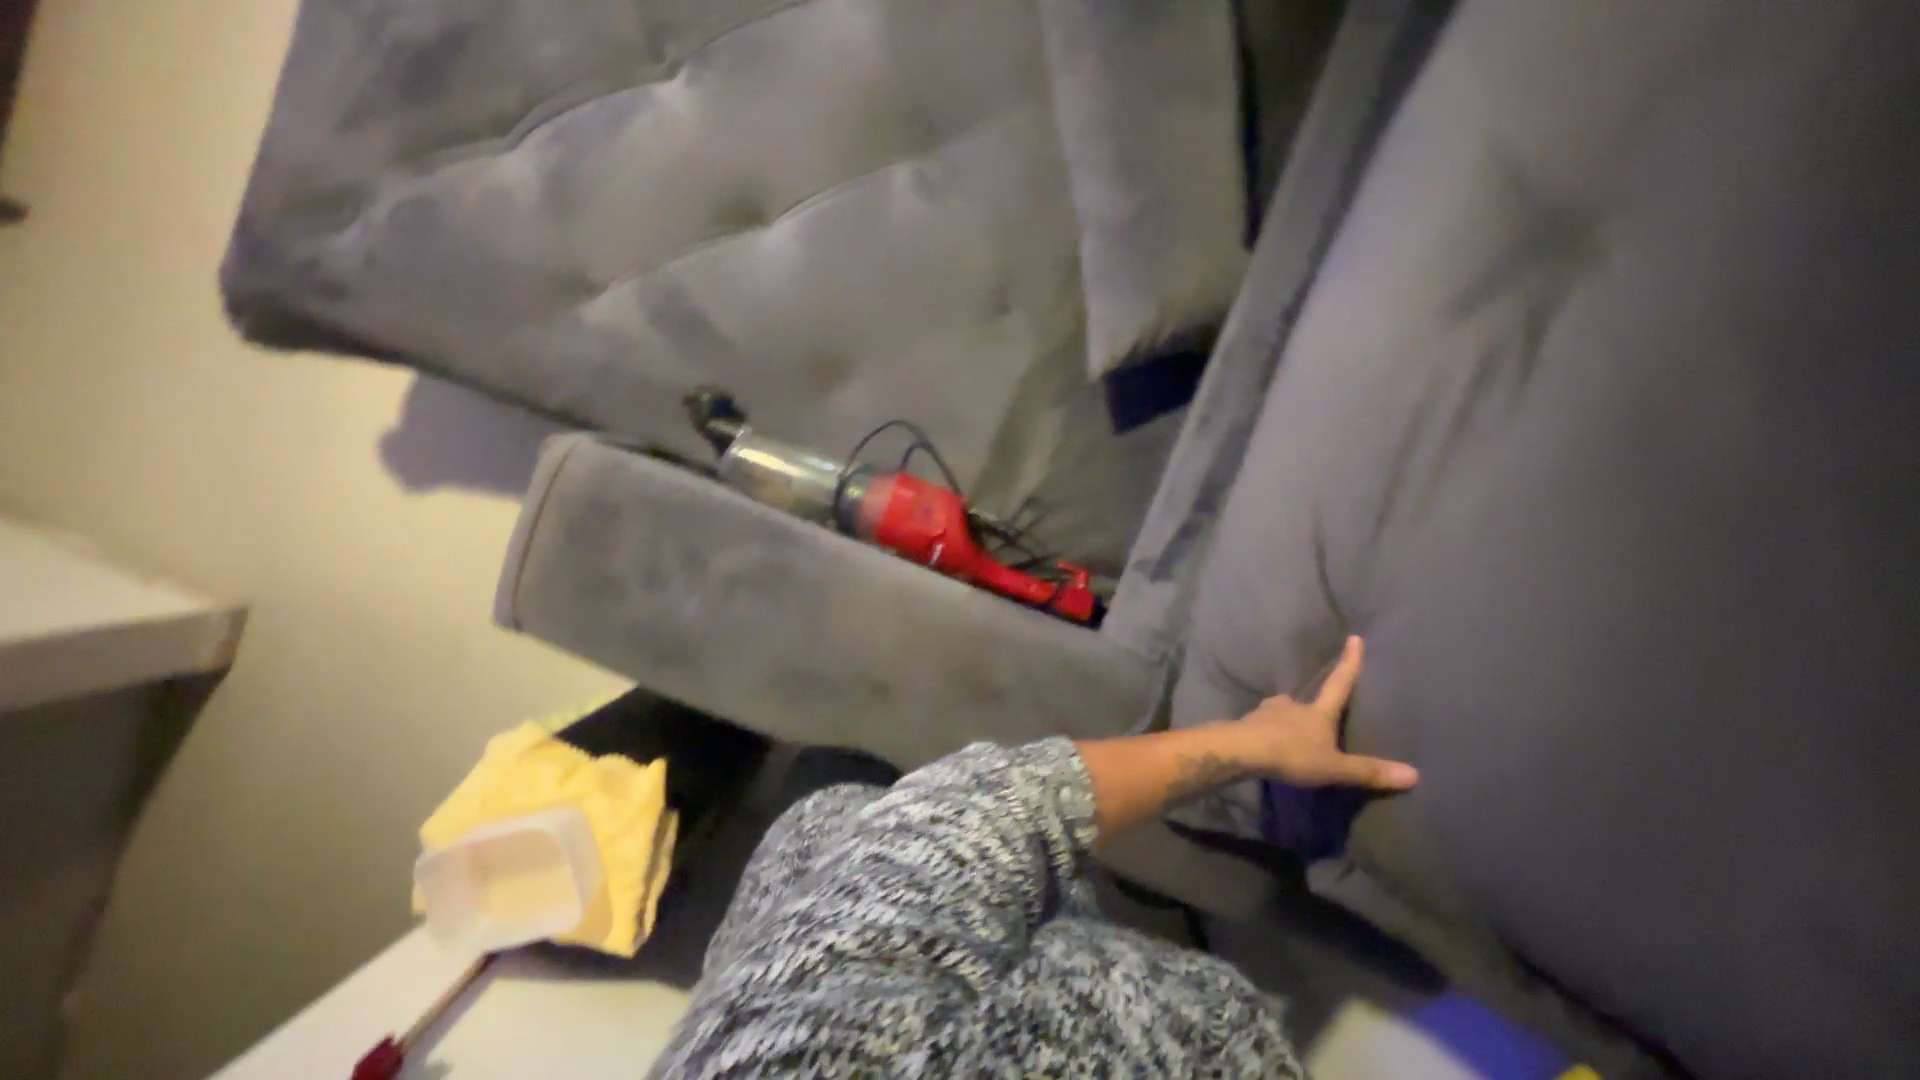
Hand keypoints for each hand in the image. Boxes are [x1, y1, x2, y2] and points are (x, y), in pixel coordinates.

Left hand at [1231, 636, 1418, 790]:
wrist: (1239, 750)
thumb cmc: (1291, 754)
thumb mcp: (1333, 767)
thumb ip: (1369, 771)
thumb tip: (1414, 774)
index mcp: (1317, 711)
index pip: (1339, 683)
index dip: (1349, 663)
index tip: (1354, 638)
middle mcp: (1291, 705)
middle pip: (1305, 702)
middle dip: (1311, 710)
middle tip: (1316, 723)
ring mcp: (1266, 712)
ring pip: (1281, 713)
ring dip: (1287, 722)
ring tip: (1291, 741)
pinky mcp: (1247, 725)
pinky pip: (1262, 728)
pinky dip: (1268, 735)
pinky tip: (1268, 748)